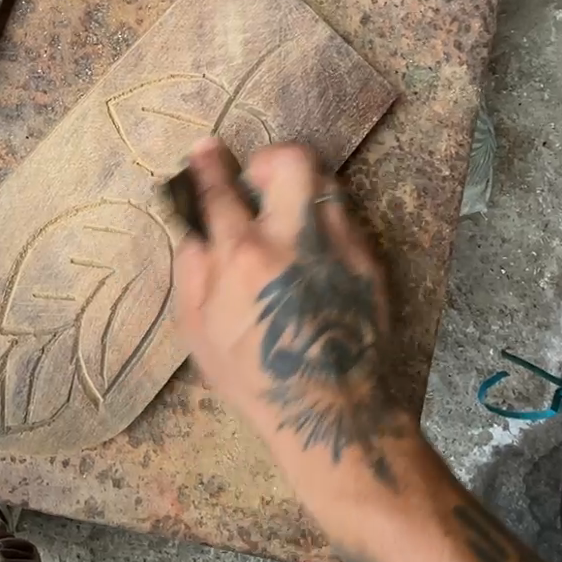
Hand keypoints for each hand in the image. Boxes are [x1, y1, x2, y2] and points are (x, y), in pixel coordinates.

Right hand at [173, 139, 417, 482]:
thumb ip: (190, 269)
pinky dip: (321, 222)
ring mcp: (340, 249)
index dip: (211, 163)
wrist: (333, 414)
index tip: (206, 147)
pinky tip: (311, 252)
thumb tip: (197, 229)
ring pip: (325, 182)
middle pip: (293, 161)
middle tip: (257, 180)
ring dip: (299, 188)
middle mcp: (296, 241)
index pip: (223, 191)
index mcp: (246, 257)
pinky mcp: (370, 263)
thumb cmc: (254, 375)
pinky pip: (344, 219)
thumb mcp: (197, 330)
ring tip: (286, 215)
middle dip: (270, 158)